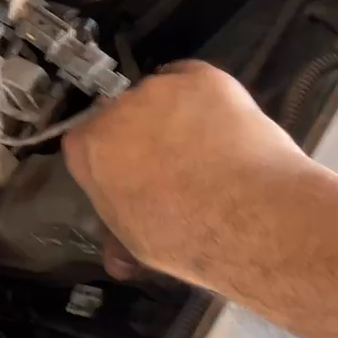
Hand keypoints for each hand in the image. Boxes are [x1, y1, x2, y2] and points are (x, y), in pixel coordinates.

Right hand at [62, 60, 318, 276]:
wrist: (252, 218)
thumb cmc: (183, 236)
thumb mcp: (137, 243)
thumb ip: (118, 236)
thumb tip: (117, 260)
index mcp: (85, 149)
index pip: (86, 144)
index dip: (109, 159)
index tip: (130, 176)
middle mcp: (112, 111)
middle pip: (120, 116)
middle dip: (139, 136)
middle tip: (170, 165)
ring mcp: (157, 90)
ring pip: (158, 97)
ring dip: (171, 115)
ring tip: (205, 146)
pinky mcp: (202, 79)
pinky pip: (192, 77)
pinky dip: (202, 93)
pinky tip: (219, 117)